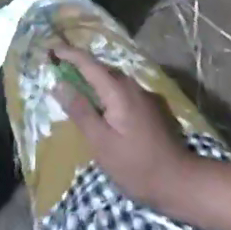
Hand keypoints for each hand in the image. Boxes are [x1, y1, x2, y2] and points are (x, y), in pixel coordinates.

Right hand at [52, 45, 195, 205]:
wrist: (179, 181)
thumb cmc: (135, 165)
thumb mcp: (101, 142)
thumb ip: (80, 111)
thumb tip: (59, 84)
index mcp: (117, 91)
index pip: (89, 63)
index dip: (69, 54)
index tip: (51, 48)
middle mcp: (132, 86)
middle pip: (101, 68)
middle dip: (80, 66)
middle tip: (59, 70)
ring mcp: (143, 96)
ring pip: (113, 80)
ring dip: (94, 80)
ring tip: (76, 88)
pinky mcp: (150, 107)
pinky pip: (122, 91)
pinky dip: (106, 92)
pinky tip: (101, 107)